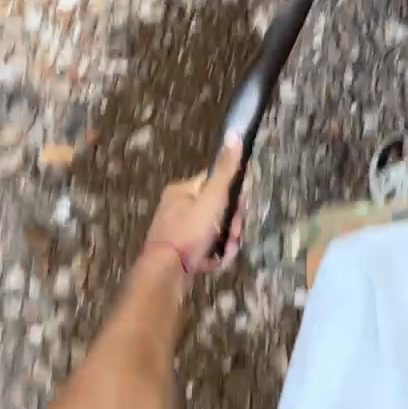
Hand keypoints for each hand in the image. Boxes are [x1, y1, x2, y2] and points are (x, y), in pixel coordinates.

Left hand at [142, 134, 246, 276]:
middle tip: (235, 233)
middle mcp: (177, 208)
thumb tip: (235, 133)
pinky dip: (215, 255)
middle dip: (232, 222)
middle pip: (218, 208)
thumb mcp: (213, 197)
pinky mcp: (180, 254)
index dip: (233, 194)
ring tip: (227, 250)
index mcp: (182, 190)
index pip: (216, 182)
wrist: (166, 275)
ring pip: (215, 230)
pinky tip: (216, 262)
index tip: (242, 206)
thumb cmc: (190, 231)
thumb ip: (226, 168)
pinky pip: (206, 249)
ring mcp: (178, 232)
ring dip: (227, 241)